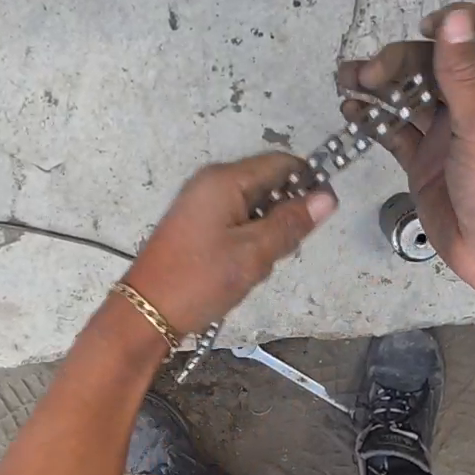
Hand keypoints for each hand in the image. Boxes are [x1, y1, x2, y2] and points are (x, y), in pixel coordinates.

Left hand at [123, 153, 337, 335]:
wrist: (147, 311)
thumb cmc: (200, 280)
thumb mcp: (254, 254)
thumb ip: (291, 224)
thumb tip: (327, 197)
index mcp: (225, 180)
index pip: (281, 162)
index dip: (308, 182)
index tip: (321, 216)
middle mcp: (210, 182)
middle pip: (267, 184)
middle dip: (283, 216)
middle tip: (279, 253)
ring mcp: (199, 204)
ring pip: (252, 208)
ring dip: (265, 235)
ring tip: (253, 267)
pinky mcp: (194, 225)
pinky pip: (234, 223)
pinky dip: (246, 242)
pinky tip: (240, 269)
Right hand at [338, 5, 474, 302]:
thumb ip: (463, 71)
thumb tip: (452, 16)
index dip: (457, 25)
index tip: (427, 27)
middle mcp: (473, 103)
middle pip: (433, 65)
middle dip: (399, 61)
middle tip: (370, 74)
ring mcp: (445, 134)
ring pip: (408, 98)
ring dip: (378, 88)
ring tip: (346, 82)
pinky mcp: (422, 162)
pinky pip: (395, 133)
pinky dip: (374, 122)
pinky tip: (352, 113)